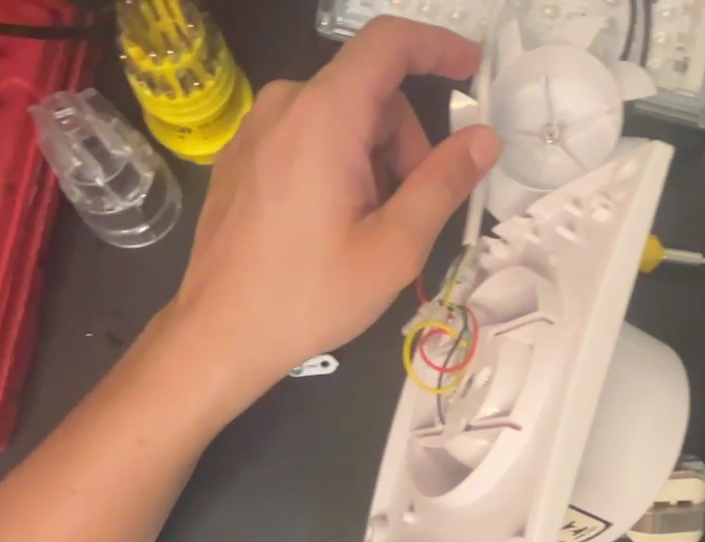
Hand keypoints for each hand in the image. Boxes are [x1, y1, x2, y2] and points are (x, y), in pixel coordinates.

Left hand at [158, 16, 501, 420]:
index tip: (472, 71)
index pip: (389, 44)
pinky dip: (335, 168)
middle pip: (368, 95)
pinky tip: (329, 229)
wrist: (220, 334)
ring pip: (337, 120)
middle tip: (410, 214)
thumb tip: (484, 139)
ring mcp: (254, 131)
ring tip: (367, 231)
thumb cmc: (309, 296)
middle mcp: (283, 106)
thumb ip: (443, 185)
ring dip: (371, 162)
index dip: (438, 48)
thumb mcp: (393, 249)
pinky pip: (303, 141)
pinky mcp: (239, 160)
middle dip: (405, 145)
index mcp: (324, 116)